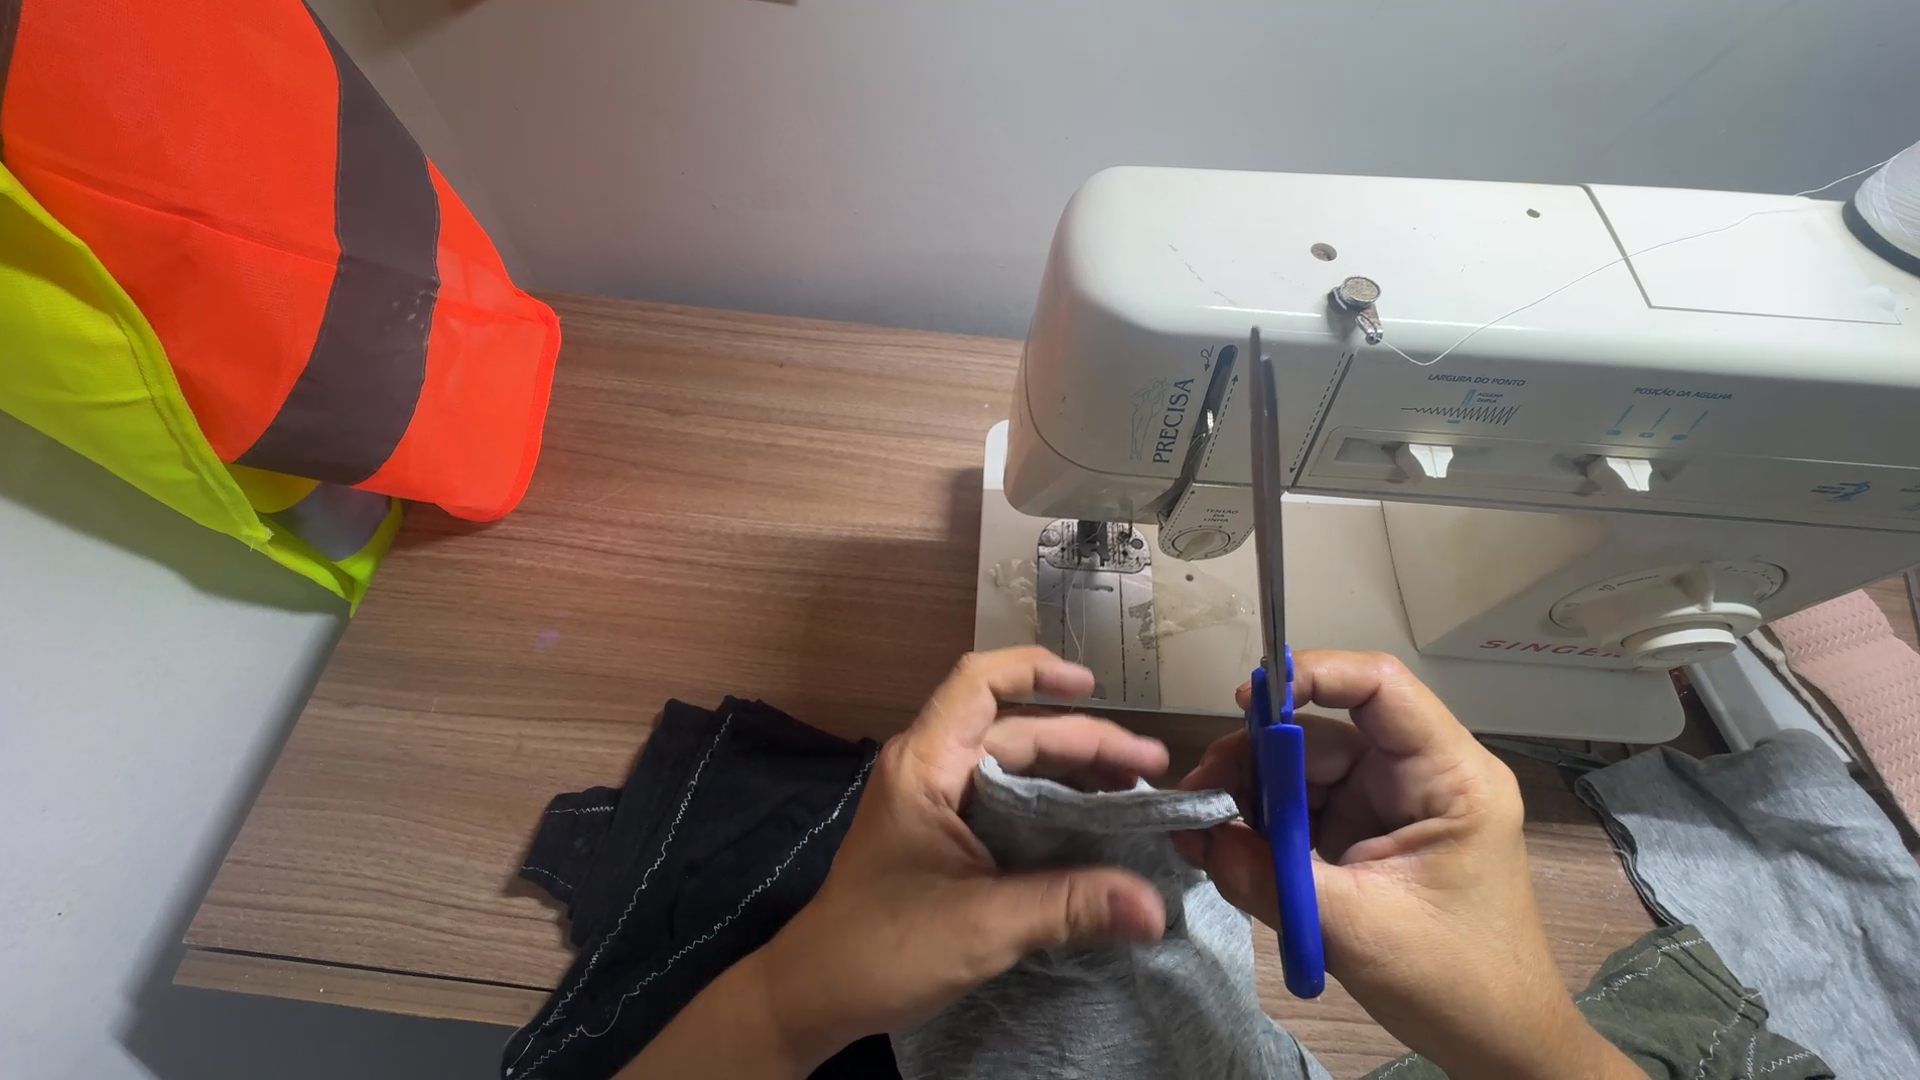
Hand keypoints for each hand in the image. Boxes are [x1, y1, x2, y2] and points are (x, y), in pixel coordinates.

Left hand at [753, 647, 1170, 1067]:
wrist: (819, 991)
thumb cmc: (884, 948)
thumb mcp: (982, 925)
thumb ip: (1068, 907)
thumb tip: (1155, 907)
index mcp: (926, 764)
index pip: (977, 682)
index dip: (1035, 670)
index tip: (1092, 686)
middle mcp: (931, 764)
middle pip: (1014, 728)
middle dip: (1083, 740)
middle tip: (1151, 766)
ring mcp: (937, 795)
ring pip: (1014, 759)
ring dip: (1072, 768)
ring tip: (1133, 788)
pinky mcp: (944, 825)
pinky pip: (1006, 793)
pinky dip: (1051, 797)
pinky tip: (1091, 818)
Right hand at [1174, 650, 1636, 1079]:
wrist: (1500, 1049)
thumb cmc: (1461, 985)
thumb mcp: (1358, 931)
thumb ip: (1270, 878)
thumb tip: (1197, 837)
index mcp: (1446, 777)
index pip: (1380, 687)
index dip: (1313, 675)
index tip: (1247, 701)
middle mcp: (1411, 774)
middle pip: (1316, 733)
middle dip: (1251, 760)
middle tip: (1199, 796)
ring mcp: (1380, 801)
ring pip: (1296, 769)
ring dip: (1245, 795)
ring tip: (1203, 832)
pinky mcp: (1357, 829)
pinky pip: (1294, 806)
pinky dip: (1256, 823)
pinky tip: (1224, 845)